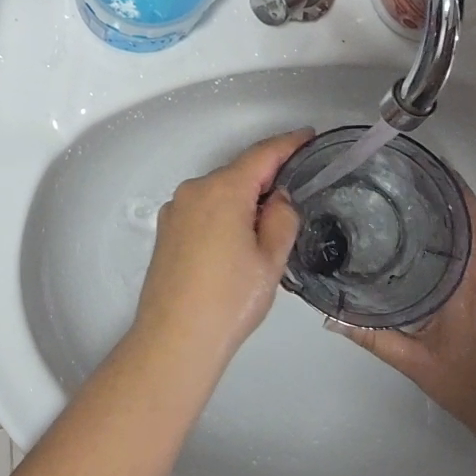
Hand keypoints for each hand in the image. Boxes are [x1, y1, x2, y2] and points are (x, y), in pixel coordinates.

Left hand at [133, 130, 310, 364]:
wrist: (175, 339)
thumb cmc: (229, 299)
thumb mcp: (270, 259)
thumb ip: (282, 218)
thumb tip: (278, 198)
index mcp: (223, 190)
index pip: (262, 154)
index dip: (288, 143)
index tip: (309, 136)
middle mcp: (194, 190)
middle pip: (238, 173)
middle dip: (267, 178)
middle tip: (298, 193)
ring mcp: (175, 210)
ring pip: (219, 193)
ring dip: (244, 199)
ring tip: (269, 227)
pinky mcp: (166, 231)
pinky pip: (203, 210)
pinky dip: (224, 214)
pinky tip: (236, 242)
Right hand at [332, 187, 475, 433]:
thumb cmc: (469, 383)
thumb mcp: (413, 362)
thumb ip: (372, 336)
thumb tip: (331, 315)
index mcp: (471, 285)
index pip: (475, 227)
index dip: (462, 194)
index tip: (438, 169)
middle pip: (475, 226)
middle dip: (448, 198)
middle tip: (409, 180)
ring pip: (474, 242)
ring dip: (451, 219)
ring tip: (410, 204)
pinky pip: (473, 258)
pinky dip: (453, 241)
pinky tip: (424, 245)